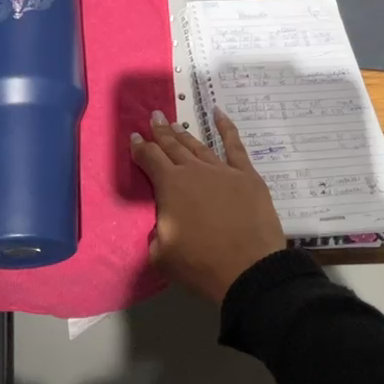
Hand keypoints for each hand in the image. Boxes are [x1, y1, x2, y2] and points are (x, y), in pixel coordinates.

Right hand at [130, 108, 286, 302]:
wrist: (249, 270)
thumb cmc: (201, 264)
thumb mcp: (162, 254)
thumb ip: (156, 234)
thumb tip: (164, 224)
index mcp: (170, 186)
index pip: (150, 158)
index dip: (140, 147)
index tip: (135, 137)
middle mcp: (193, 170)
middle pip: (173, 146)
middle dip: (161, 132)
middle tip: (155, 117)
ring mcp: (221, 170)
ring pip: (198, 146)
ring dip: (184, 134)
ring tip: (175, 124)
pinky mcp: (246, 175)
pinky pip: (234, 145)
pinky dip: (226, 127)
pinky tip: (219, 113)